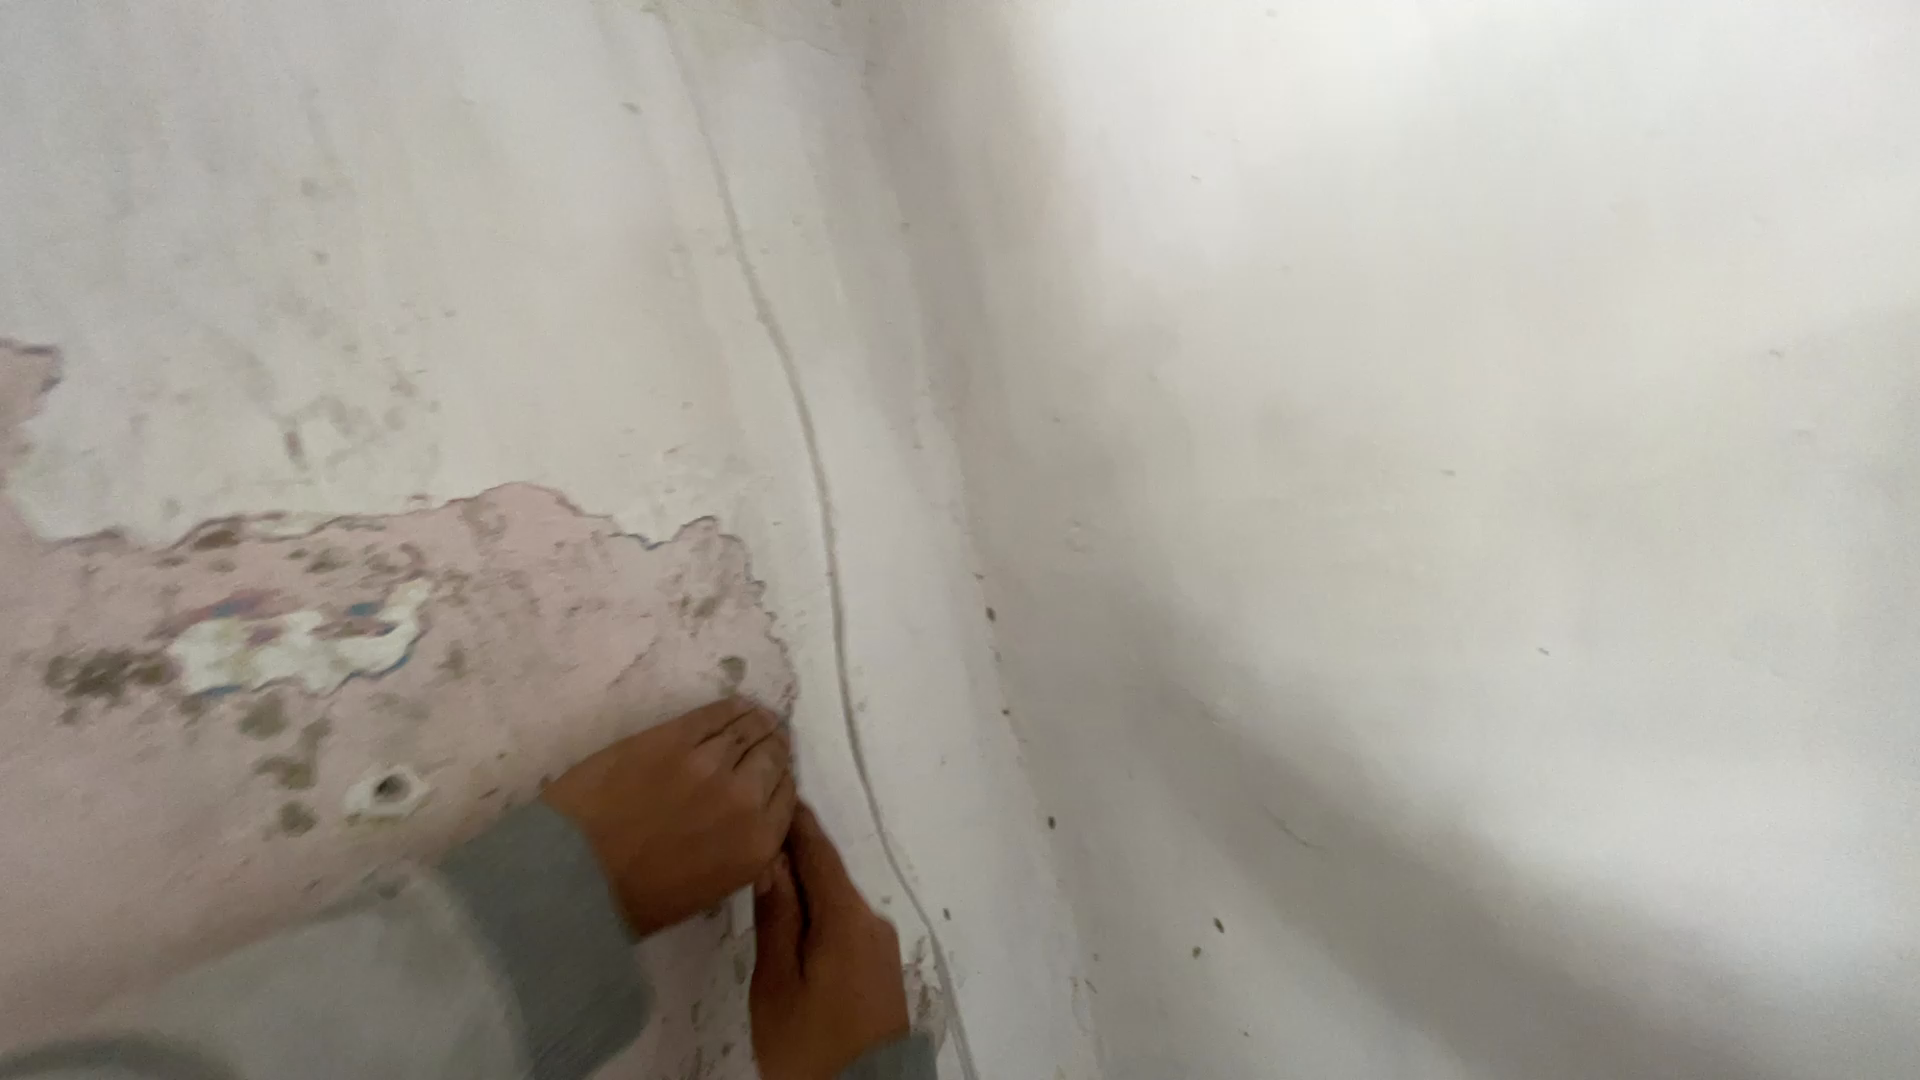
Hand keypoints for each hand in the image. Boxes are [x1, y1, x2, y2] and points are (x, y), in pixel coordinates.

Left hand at [543, 697, 796, 935]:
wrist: (567, 880)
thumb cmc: (636, 899)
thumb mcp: (711, 889)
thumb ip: (746, 850)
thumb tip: (760, 819)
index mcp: (757, 845)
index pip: (787, 794)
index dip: (778, 780)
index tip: (770, 774)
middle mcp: (745, 798)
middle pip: (773, 756)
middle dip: (772, 748)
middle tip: (766, 741)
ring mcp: (711, 761)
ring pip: (750, 728)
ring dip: (756, 722)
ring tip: (756, 718)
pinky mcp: (676, 736)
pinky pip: (718, 713)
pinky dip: (732, 708)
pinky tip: (736, 707)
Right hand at [751, 803, 910, 1079]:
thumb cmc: (810, 1045)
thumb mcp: (778, 985)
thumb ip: (777, 918)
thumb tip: (773, 860)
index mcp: (847, 916)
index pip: (820, 852)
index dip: (798, 822)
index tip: (780, 790)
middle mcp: (872, 919)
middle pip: (829, 874)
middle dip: (798, 853)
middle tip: (761, 831)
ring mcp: (880, 943)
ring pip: (837, 899)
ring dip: (807, 885)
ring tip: (769, 873)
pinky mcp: (880, 966)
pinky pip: (846, 922)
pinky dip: (821, 911)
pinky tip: (797, 918)